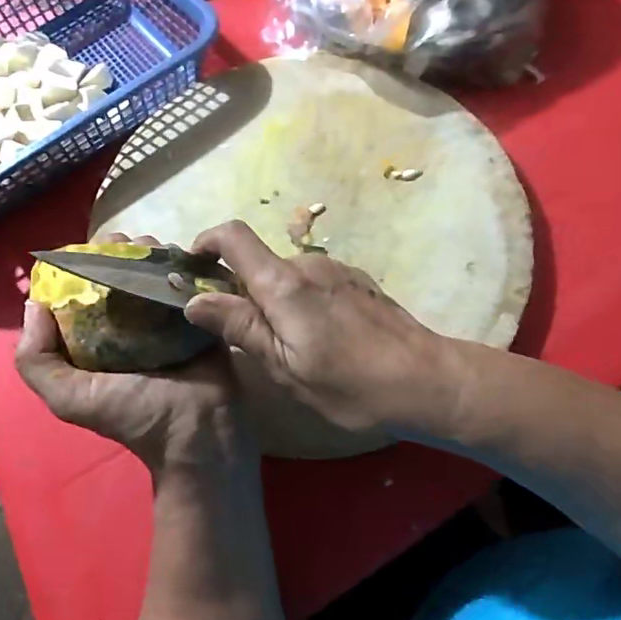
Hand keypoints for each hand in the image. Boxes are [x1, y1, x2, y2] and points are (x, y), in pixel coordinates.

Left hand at [16, 235, 247, 474]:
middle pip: (118, 271)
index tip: (89, 249)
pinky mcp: (195, 308)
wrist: (200, 428)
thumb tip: (33, 304)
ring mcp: (163, 312)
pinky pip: (184, 275)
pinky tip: (175, 254)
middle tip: (126, 246)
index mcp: (95, 336)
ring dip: (149, 250)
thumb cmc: (135, 414)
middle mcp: (126, 320)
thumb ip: (36, 361)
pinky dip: (178, 260)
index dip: (80, 264)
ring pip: (151, 267)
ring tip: (151, 249)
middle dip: (117, 250)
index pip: (81, 288)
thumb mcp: (70, 398)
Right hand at [183, 220, 465, 438]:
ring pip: (285, 276)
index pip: (232, 236)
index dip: (205, 242)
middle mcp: (306, 264)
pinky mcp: (354, 280)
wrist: (427, 380)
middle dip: (240, 290)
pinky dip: (300, 302)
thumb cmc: (350, 383)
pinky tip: (321, 339)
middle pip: (257, 261)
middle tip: (244, 335)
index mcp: (282, 283)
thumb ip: (240, 326)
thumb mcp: (285, 366)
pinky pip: (311, 283)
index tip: (193, 268)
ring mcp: (334, 269)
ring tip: (289, 346)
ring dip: (274, 300)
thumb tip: (194, 300)